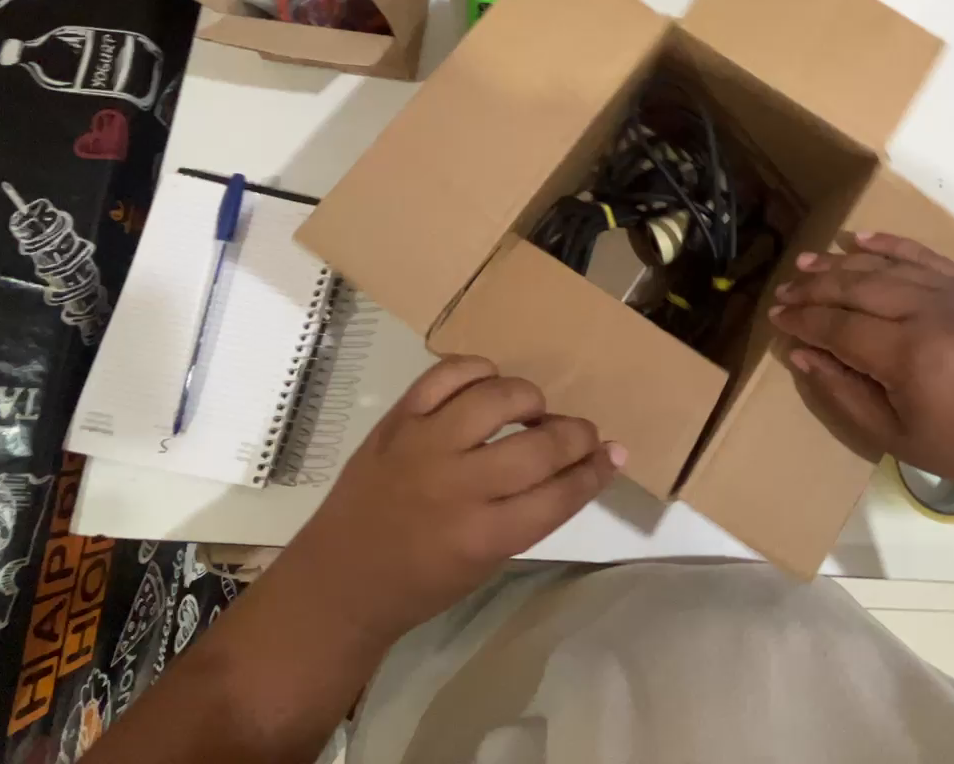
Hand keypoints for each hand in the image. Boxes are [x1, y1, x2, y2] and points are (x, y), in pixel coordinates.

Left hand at [294, 356, 622, 637]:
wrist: (339, 581)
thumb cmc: (421, 582)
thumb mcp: (487, 561)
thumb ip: (533, 511)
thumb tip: (580, 465)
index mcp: (484, 537)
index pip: (561, 493)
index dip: (597, 471)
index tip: (614, 454)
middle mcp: (457, 487)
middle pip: (540, 446)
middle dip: (577, 435)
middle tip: (582, 434)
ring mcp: (423, 447)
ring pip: (498, 397)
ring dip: (529, 398)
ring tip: (532, 411)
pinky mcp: (397, 421)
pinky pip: (447, 374)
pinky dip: (477, 371)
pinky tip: (488, 385)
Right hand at [767, 232, 953, 495]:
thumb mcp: (893, 435)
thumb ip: (842, 390)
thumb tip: (800, 351)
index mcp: (912, 358)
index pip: (840, 326)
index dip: (803, 320)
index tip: (776, 317)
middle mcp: (935, 315)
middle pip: (858, 288)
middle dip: (814, 288)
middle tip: (785, 291)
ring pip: (888, 267)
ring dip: (843, 263)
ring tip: (808, 263)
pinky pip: (928, 257)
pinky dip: (893, 245)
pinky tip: (861, 240)